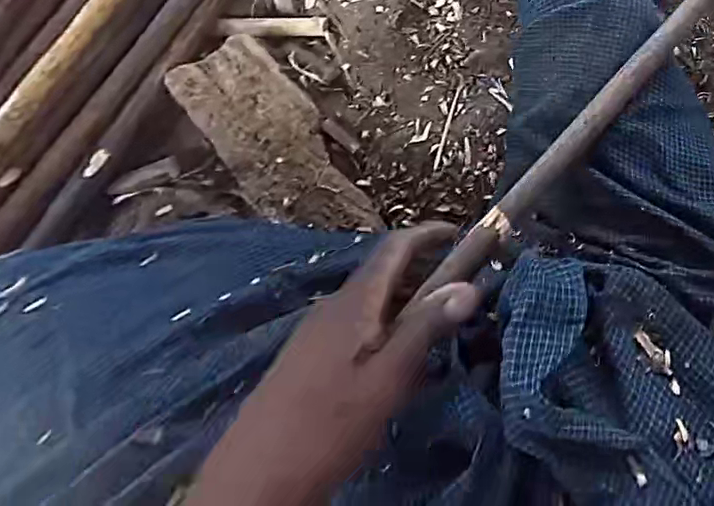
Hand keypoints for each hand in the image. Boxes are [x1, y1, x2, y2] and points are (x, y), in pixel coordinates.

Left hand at [187, 225, 482, 505]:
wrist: (244, 493)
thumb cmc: (325, 428)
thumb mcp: (387, 379)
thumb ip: (427, 328)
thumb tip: (470, 285)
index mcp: (353, 302)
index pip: (395, 246)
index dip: (430, 233)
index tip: (462, 233)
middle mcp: (331, 308)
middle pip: (385, 272)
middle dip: (425, 270)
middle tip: (462, 285)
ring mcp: (313, 335)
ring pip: (372, 301)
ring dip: (407, 300)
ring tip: (438, 322)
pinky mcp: (305, 362)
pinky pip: (357, 325)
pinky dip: (387, 324)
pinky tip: (397, 359)